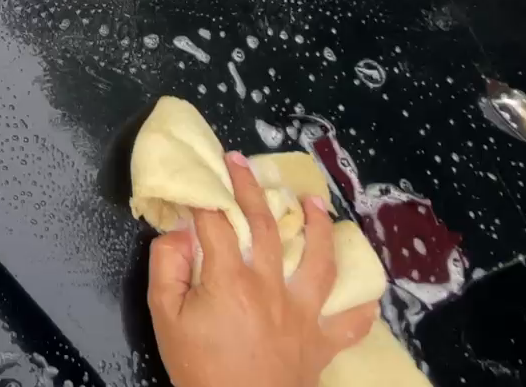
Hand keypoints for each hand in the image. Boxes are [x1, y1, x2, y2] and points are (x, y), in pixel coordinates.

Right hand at [148, 152, 378, 386]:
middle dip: (250, 188)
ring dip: (319, 226)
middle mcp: (273, 288)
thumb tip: (179, 233)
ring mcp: (304, 315)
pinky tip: (363, 280)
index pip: (217, 222)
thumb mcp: (162, 313)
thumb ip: (165, 265)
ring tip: (314, 201)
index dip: (204, 195)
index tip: (195, 176)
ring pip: (321, 262)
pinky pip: (351, 320)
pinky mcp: (323, 343)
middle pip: (268, 227)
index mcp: (230, 279)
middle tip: (241, 161)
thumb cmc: (196, 364)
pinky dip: (361, 300)